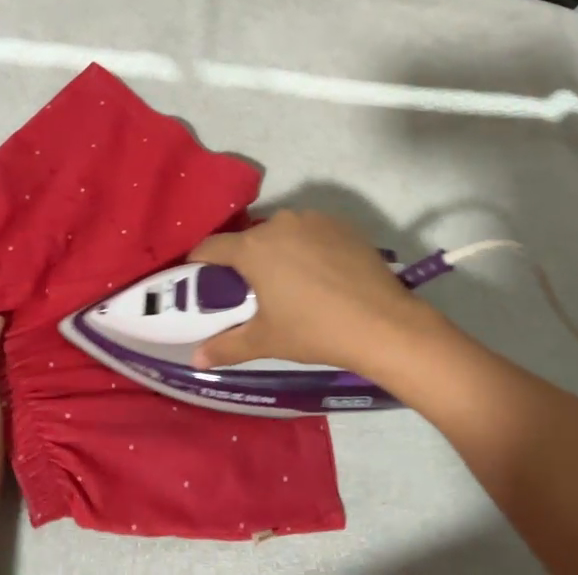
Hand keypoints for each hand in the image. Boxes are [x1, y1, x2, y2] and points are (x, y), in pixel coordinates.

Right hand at [188, 210, 433, 378]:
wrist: (382, 322)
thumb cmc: (315, 330)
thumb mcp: (266, 341)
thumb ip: (226, 346)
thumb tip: (196, 358)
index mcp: (253, 248)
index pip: (211, 247)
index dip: (200, 264)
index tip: (200, 283)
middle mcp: (279, 224)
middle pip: (249, 239)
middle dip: (243, 262)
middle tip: (250, 293)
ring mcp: (313, 220)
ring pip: (282, 233)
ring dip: (277, 252)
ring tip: (290, 286)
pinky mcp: (340, 224)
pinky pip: (311, 233)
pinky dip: (308, 249)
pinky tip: (321, 277)